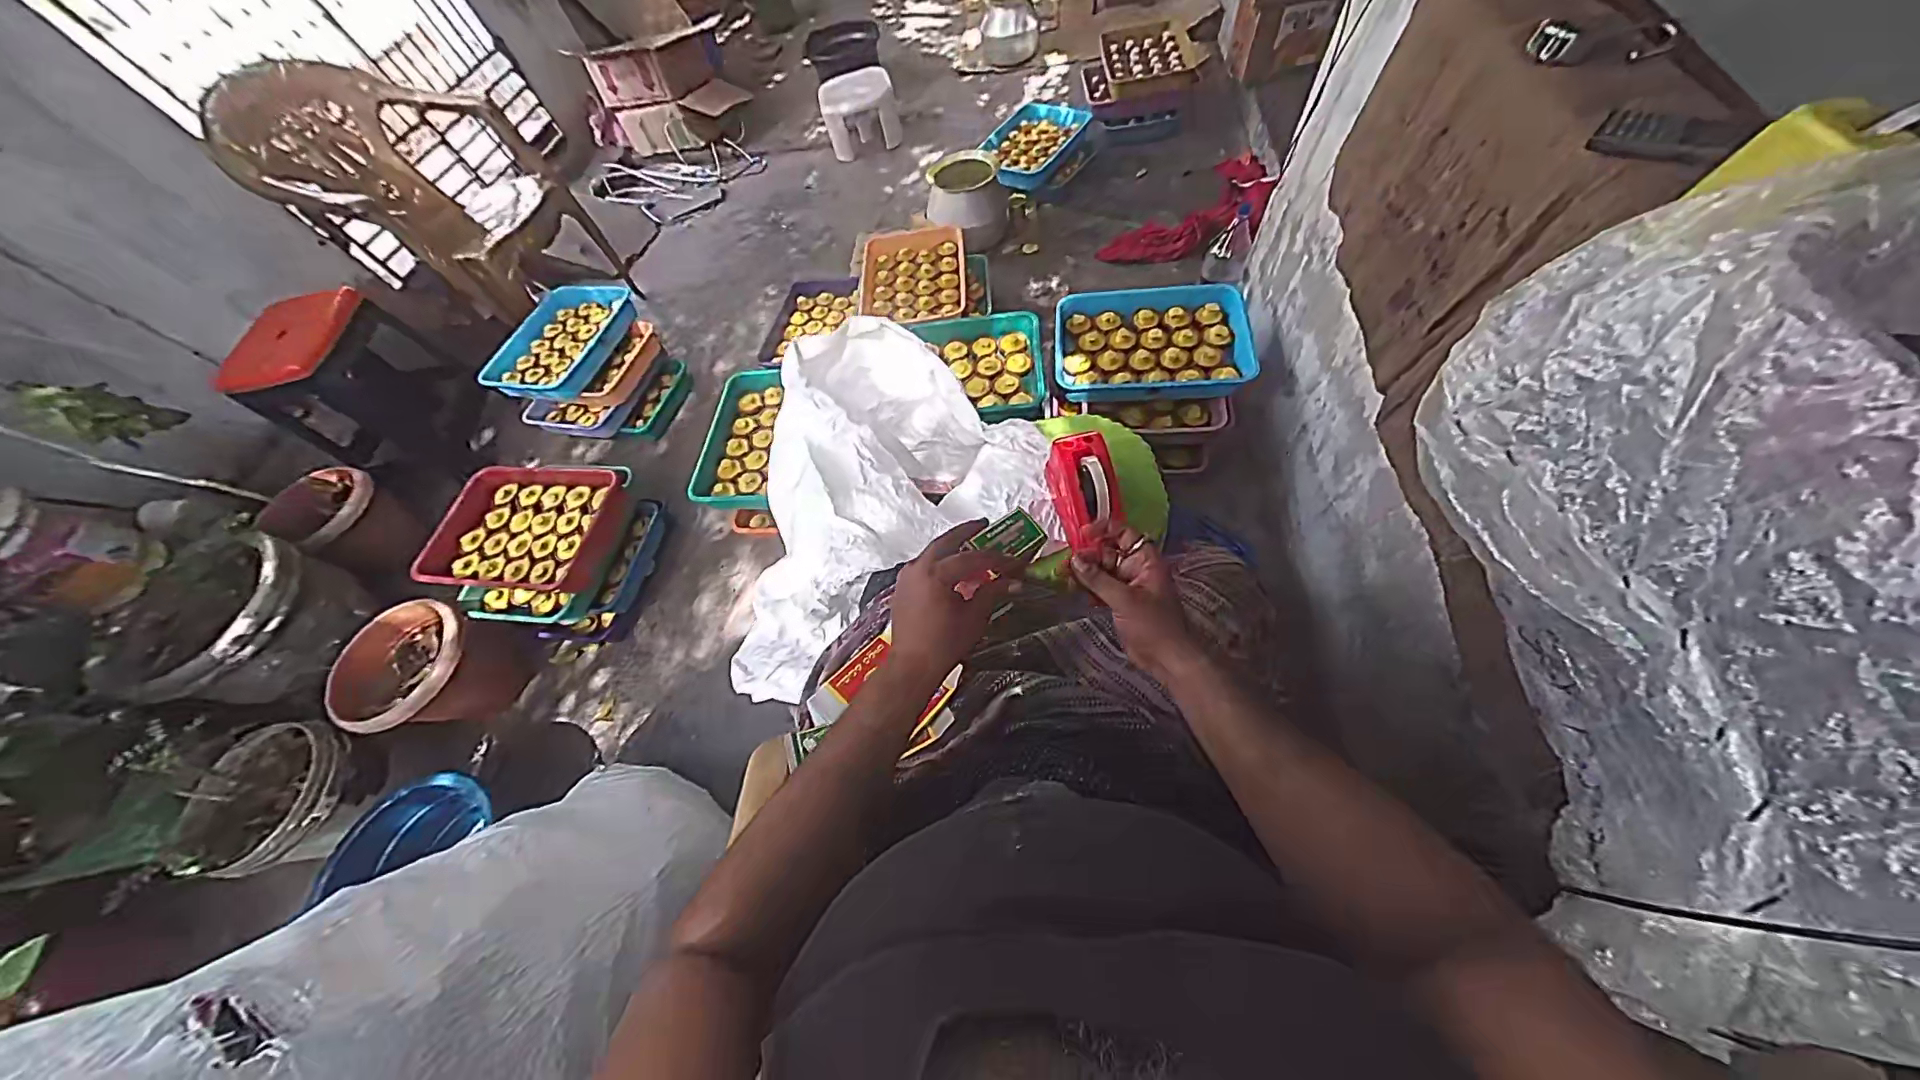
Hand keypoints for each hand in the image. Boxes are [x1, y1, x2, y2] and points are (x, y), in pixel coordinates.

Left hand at [888, 519, 1025, 680]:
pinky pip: (923, 566)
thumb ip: (992, 593)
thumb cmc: (945, 644)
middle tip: (983, 525)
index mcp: (936, 573)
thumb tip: (1014, 581)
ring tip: (969, 545)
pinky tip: (951, 570)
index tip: (1014, 561)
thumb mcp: (974, 617)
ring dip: (951, 548)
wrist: (912, 665)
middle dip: (966, 533)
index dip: (997, 559)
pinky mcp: (902, 587)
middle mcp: (918, 568)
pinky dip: (939, 562)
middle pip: (945, 542)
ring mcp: (906, 577)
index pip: (972, 558)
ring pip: (932, 553)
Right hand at [1070, 521, 1199, 683]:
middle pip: (1108, 552)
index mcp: (1146, 561)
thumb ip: (1098, 579)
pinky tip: (1073, 589)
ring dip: (1084, 572)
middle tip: (1068, 563)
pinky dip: (1087, 587)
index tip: (1083, 534)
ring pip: (1101, 571)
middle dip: (1088, 555)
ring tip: (1065, 575)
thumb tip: (1075, 560)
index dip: (1105, 529)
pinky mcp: (1119, 602)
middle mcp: (1136, 569)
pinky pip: (1100, 587)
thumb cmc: (1154, 626)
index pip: (1125, 534)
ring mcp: (1127, 586)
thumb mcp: (1125, 600)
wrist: (1166, 659)